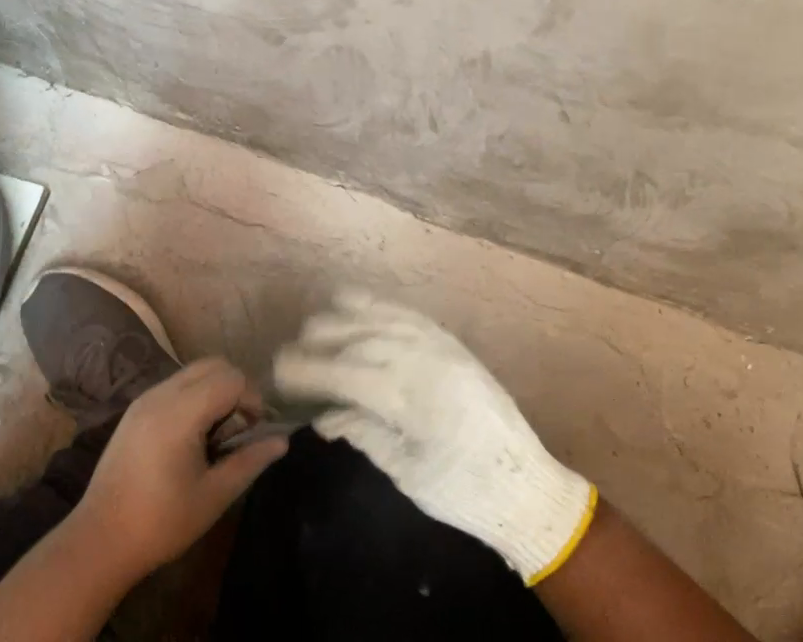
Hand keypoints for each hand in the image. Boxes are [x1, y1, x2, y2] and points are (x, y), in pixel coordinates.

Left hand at [66, 358, 288, 578]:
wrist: (100, 539)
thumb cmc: (161, 522)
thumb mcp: (214, 495)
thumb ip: (250, 461)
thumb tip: (282, 441)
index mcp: (180, 412)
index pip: (231, 377)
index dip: (252, 399)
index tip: (252, 432)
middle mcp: (160, 395)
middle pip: (213, 365)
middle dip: (236, 389)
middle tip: (239, 429)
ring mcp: (143, 400)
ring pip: (192, 373)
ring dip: (214, 392)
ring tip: (217, 436)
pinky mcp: (134, 411)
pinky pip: (174, 387)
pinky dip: (194, 398)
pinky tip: (192, 438)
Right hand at [273, 290, 597, 584]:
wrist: (525, 484)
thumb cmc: (462, 492)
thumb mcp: (405, 472)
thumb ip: (363, 433)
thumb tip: (324, 414)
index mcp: (411, 400)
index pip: (343, 372)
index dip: (306, 369)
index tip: (277, 373)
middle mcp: (424, 361)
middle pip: (356, 337)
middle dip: (316, 343)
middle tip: (289, 358)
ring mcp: (440, 346)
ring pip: (377, 318)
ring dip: (340, 322)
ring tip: (313, 333)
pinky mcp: (451, 342)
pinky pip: (404, 313)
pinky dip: (373, 308)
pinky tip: (352, 310)